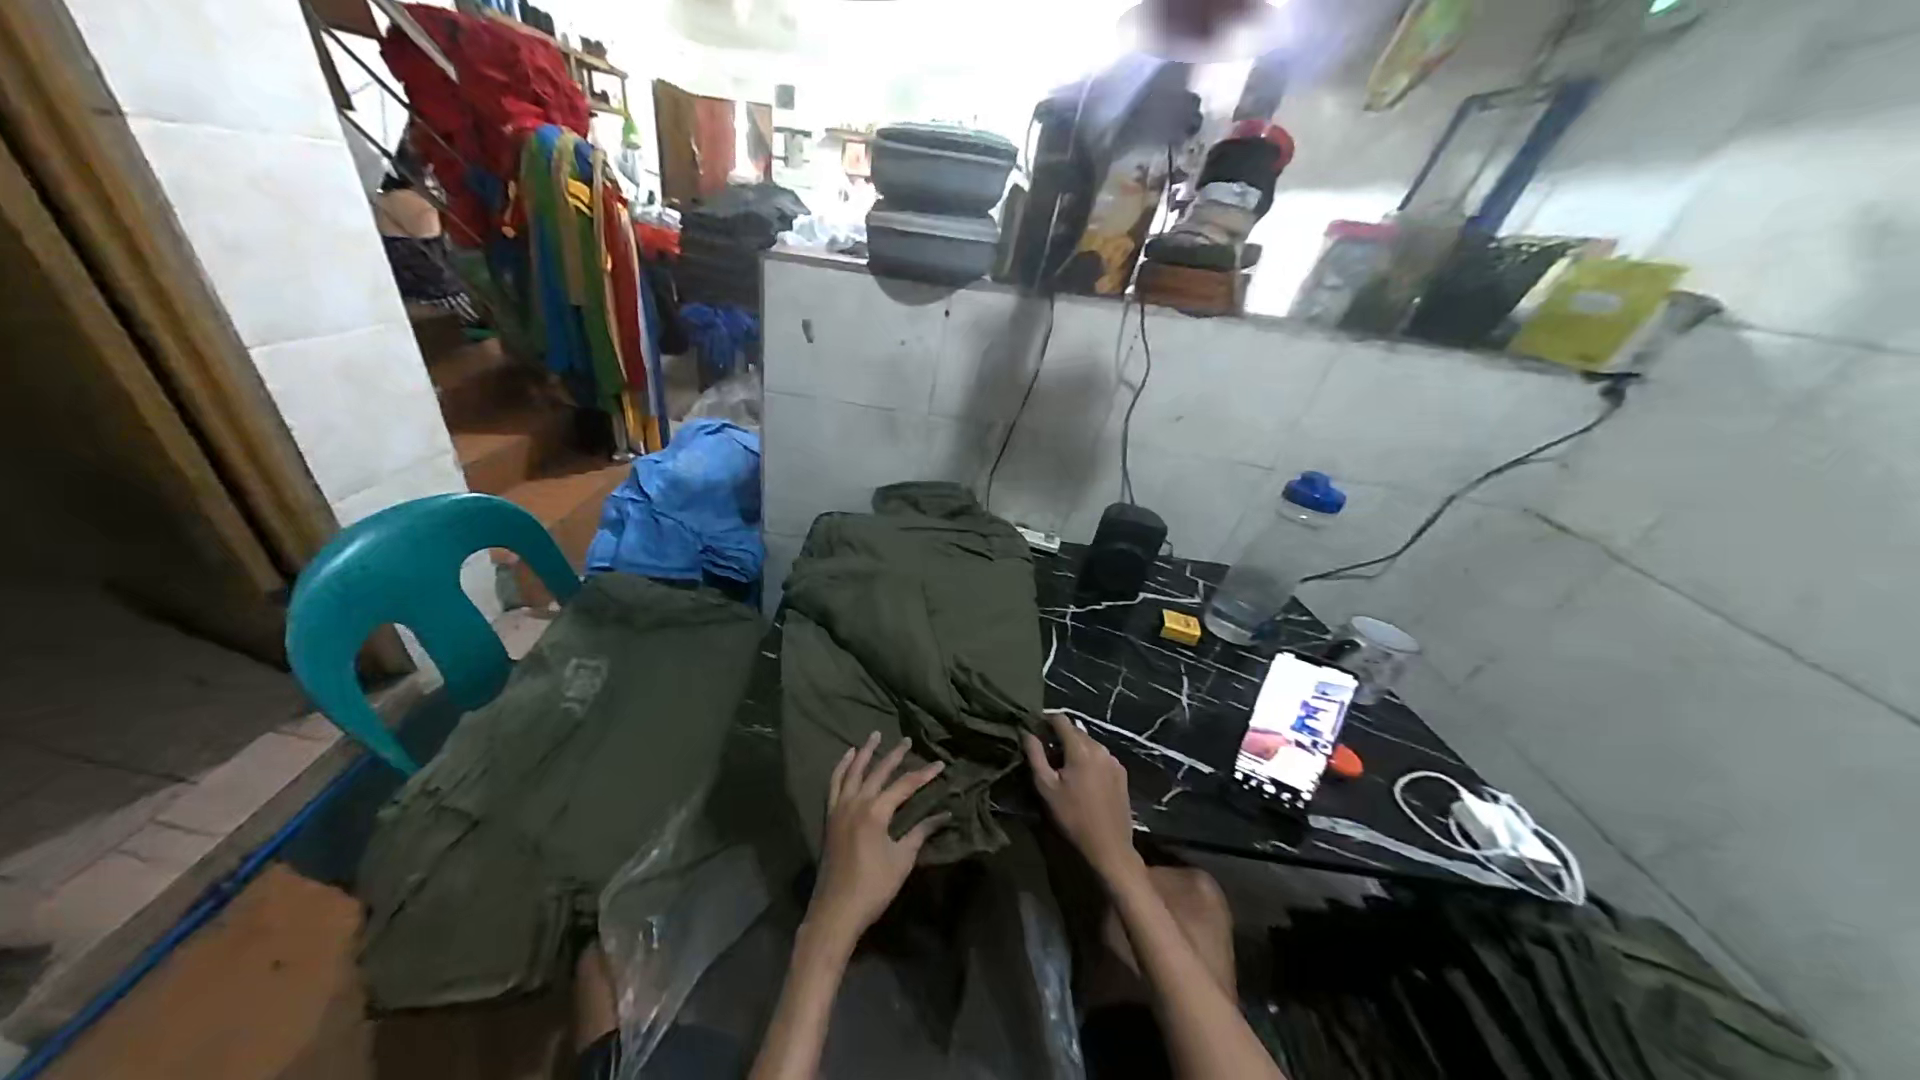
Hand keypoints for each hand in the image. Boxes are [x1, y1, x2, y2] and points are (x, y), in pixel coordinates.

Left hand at [807, 732, 949, 944]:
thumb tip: (944, 815)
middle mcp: (856, 802)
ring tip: (873, 736)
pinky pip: (834, 784)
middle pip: (879, 771)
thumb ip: (921, 833)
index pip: (905, 785)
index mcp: (876, 811)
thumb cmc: (874, 886)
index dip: (924, 774)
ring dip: (864, 752)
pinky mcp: (829, 817)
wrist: (836, 910)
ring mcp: (839, 808)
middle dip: (895, 755)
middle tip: (907, 740)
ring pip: (852, 771)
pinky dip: (841, 768)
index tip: (940, 763)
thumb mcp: (903, 859)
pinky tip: (847, 759)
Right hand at [1023, 711, 1142, 881]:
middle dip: (1059, 736)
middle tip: (1046, 753)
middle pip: (1076, 731)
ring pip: (1089, 743)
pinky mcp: (1121, 773)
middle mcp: (1100, 748)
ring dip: (1075, 748)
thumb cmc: (1072, 816)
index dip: (1046, 720)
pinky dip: (1089, 759)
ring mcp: (1114, 760)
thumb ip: (1035, 755)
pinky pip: (1101, 756)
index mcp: (1081, 749)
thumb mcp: (1046, 787)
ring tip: (1063, 767)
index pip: (1061, 720)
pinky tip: (1083, 778)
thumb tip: (1026, 732)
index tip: (1035, 729)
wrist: (1108, 845)